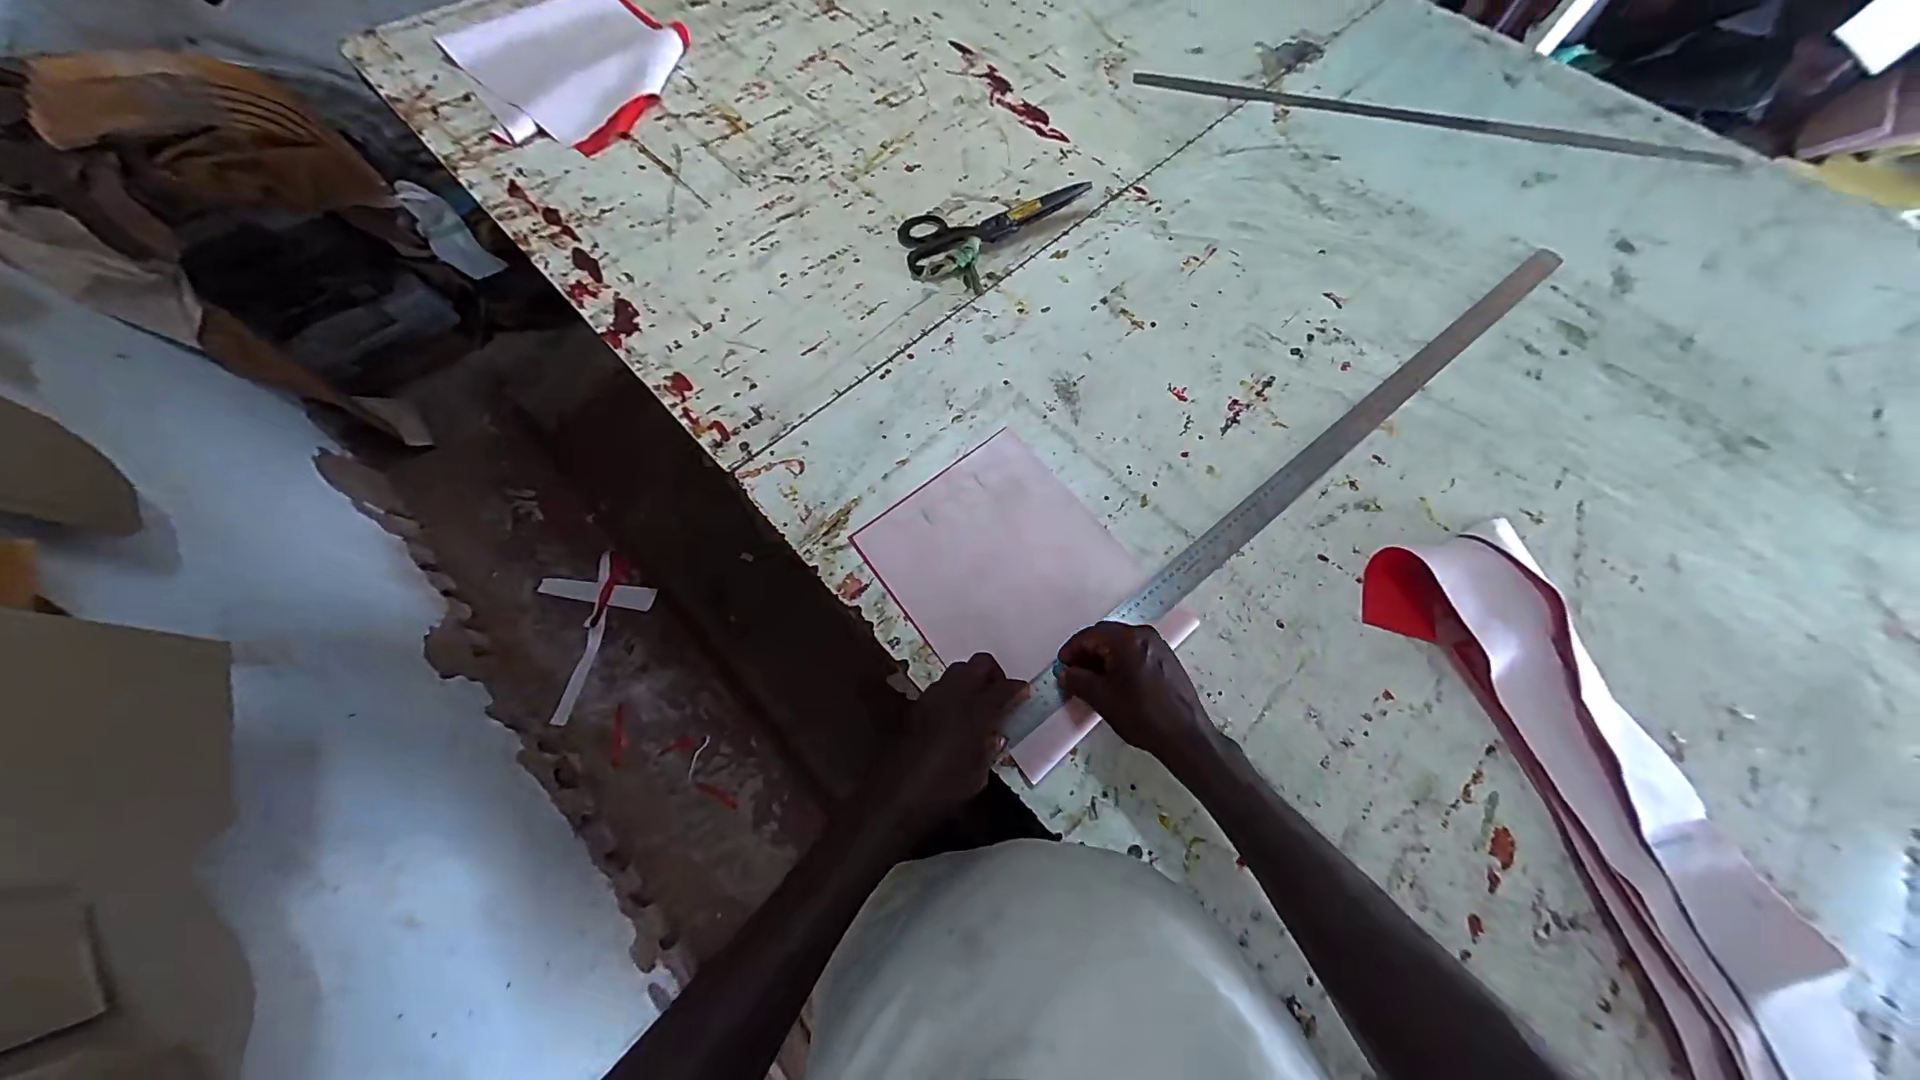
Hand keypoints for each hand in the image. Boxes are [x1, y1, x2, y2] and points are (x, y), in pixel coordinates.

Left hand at [861, 653, 1024, 833]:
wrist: (896, 796)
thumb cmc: (943, 790)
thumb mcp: (977, 776)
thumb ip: (989, 749)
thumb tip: (996, 734)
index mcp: (975, 711)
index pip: (1004, 688)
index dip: (1017, 689)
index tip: (1024, 694)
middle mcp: (953, 695)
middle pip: (979, 663)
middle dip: (994, 674)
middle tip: (1000, 695)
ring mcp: (932, 697)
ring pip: (958, 670)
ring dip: (972, 680)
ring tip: (978, 704)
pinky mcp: (917, 705)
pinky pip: (942, 686)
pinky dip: (954, 692)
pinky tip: (956, 715)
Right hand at [1059, 622, 1216, 768]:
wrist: (1184, 735)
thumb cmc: (1142, 715)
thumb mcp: (1101, 698)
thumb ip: (1077, 680)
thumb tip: (1066, 673)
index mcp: (1127, 639)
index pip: (1090, 635)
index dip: (1072, 649)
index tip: (1062, 664)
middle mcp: (1144, 635)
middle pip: (1106, 636)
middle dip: (1086, 652)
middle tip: (1073, 672)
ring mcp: (1158, 646)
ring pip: (1121, 644)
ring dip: (1102, 657)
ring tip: (1090, 680)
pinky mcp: (1166, 659)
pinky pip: (1134, 652)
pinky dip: (1119, 662)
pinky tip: (1112, 681)